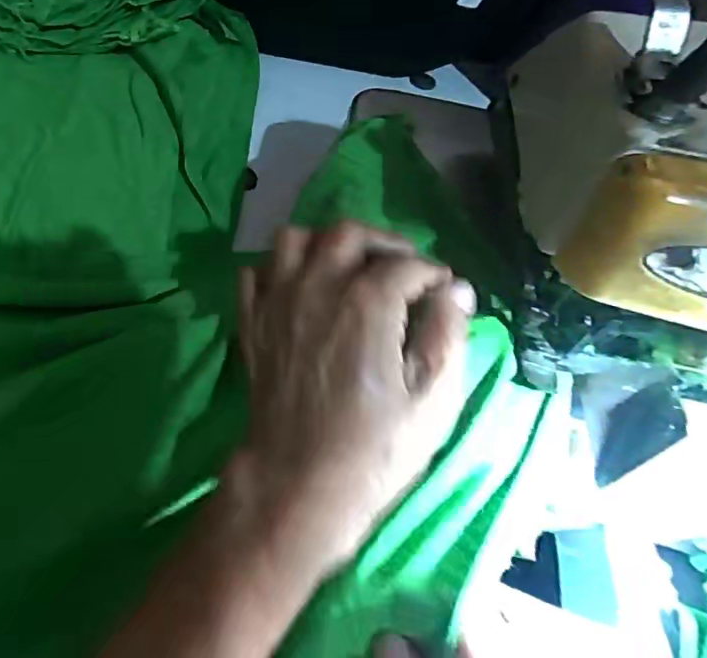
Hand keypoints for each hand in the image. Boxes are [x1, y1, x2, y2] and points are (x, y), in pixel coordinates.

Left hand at [225, 223, 474, 581]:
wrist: (301, 473)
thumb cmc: (378, 444)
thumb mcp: (434, 398)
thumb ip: (447, 334)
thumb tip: (456, 289)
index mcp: (365, 303)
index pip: (404, 264)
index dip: (432, 270)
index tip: (444, 287)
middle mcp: (315, 287)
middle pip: (344, 233)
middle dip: (380, 241)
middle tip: (400, 265)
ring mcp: (275, 299)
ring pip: (291, 239)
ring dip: (323, 244)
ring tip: (346, 268)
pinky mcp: (250, 317)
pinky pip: (254, 271)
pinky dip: (277, 268)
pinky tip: (298, 287)